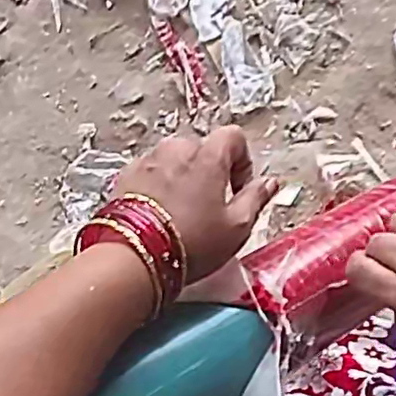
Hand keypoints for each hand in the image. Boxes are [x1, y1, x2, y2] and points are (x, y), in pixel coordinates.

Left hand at [112, 126, 276, 281]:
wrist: (134, 257)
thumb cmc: (189, 244)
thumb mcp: (237, 227)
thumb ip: (256, 198)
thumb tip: (269, 184)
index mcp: (208, 158)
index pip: (234, 137)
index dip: (242, 162)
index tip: (238, 189)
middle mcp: (176, 151)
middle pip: (202, 149)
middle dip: (211, 173)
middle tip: (212, 208)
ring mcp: (148, 162)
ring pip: (175, 161)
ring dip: (184, 179)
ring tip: (185, 214)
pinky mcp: (126, 177)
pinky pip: (151, 174)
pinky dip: (159, 188)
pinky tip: (162, 216)